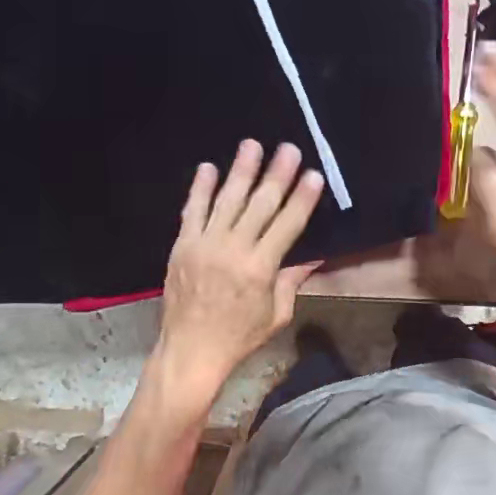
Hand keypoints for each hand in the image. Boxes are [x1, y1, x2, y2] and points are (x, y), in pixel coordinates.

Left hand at [154, 139, 324, 400]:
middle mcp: (233, 250)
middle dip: (277, 175)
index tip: (313, 175)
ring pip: (226, 200)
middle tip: (289, 149)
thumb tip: (313, 256)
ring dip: (240, 170)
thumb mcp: (276, 315)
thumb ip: (291, 281)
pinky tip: (208, 167)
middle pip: (259, 204)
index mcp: (260, 269)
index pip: (287, 224)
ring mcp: (204, 245)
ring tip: (252, 144)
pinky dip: (200, 188)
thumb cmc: (239, 337)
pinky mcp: (182, 245)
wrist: (190, 349)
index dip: (302, 198)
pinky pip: (192, 211)